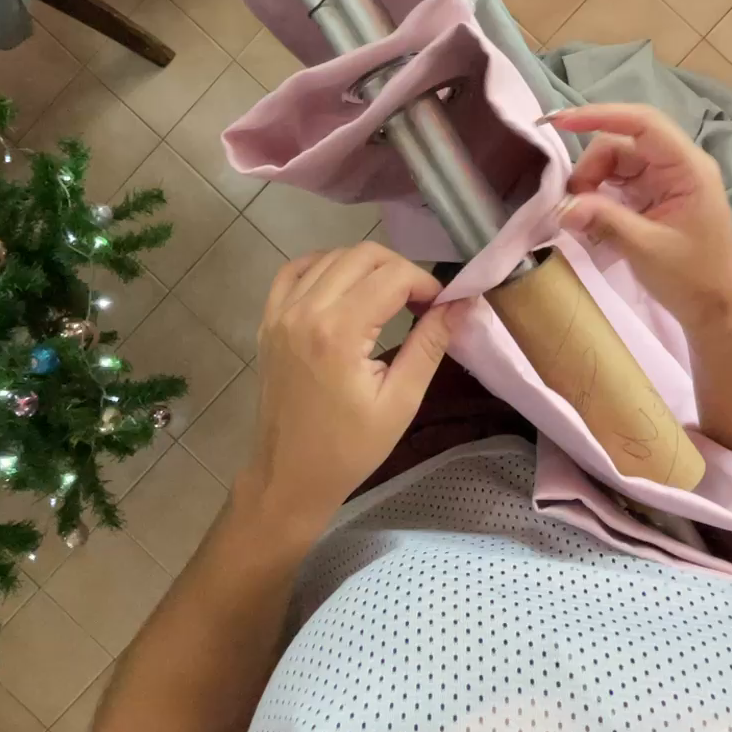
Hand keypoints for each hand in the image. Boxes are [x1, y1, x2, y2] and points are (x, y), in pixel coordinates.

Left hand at [243, 243, 456, 527]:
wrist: (290, 476)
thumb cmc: (350, 448)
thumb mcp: (401, 400)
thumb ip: (430, 344)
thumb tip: (462, 303)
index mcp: (339, 332)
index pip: (393, 276)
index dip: (425, 283)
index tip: (440, 307)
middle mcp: (305, 311)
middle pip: (363, 255)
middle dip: (400, 269)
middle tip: (419, 302)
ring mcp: (281, 313)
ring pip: (332, 256)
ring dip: (366, 267)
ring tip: (387, 299)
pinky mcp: (269, 320)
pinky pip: (294, 270)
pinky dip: (323, 267)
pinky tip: (344, 287)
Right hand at [545, 103, 731, 328]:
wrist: (711, 309)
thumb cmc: (690, 277)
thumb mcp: (645, 248)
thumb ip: (604, 220)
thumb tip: (562, 206)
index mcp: (688, 168)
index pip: (643, 123)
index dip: (601, 115)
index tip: (561, 122)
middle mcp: (678, 165)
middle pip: (622, 143)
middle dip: (591, 167)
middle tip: (573, 203)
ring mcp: (665, 180)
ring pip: (615, 163)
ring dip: (592, 183)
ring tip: (581, 216)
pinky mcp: (654, 196)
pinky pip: (618, 182)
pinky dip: (599, 196)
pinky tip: (590, 218)